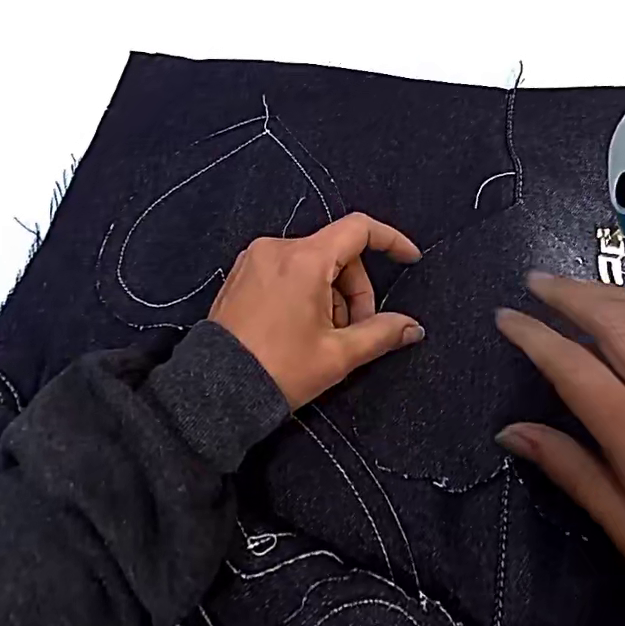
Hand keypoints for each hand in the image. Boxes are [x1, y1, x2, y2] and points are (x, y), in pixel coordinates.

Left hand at [209, 212, 425, 408]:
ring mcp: (256, 258)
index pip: (359, 229)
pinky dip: (306, 290)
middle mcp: (278, 248)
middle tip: (356, 329)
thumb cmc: (277, 372)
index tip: (409, 259)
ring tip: (324, 336)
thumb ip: (381, 333)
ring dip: (332, 293)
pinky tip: (301, 327)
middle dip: (356, 289)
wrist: (211, 396)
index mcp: (304, 259)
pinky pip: (289, 268)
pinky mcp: (242, 272)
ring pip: (314, 262)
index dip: (391, 240)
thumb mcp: (337, 355)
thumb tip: (413, 327)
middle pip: (338, 252)